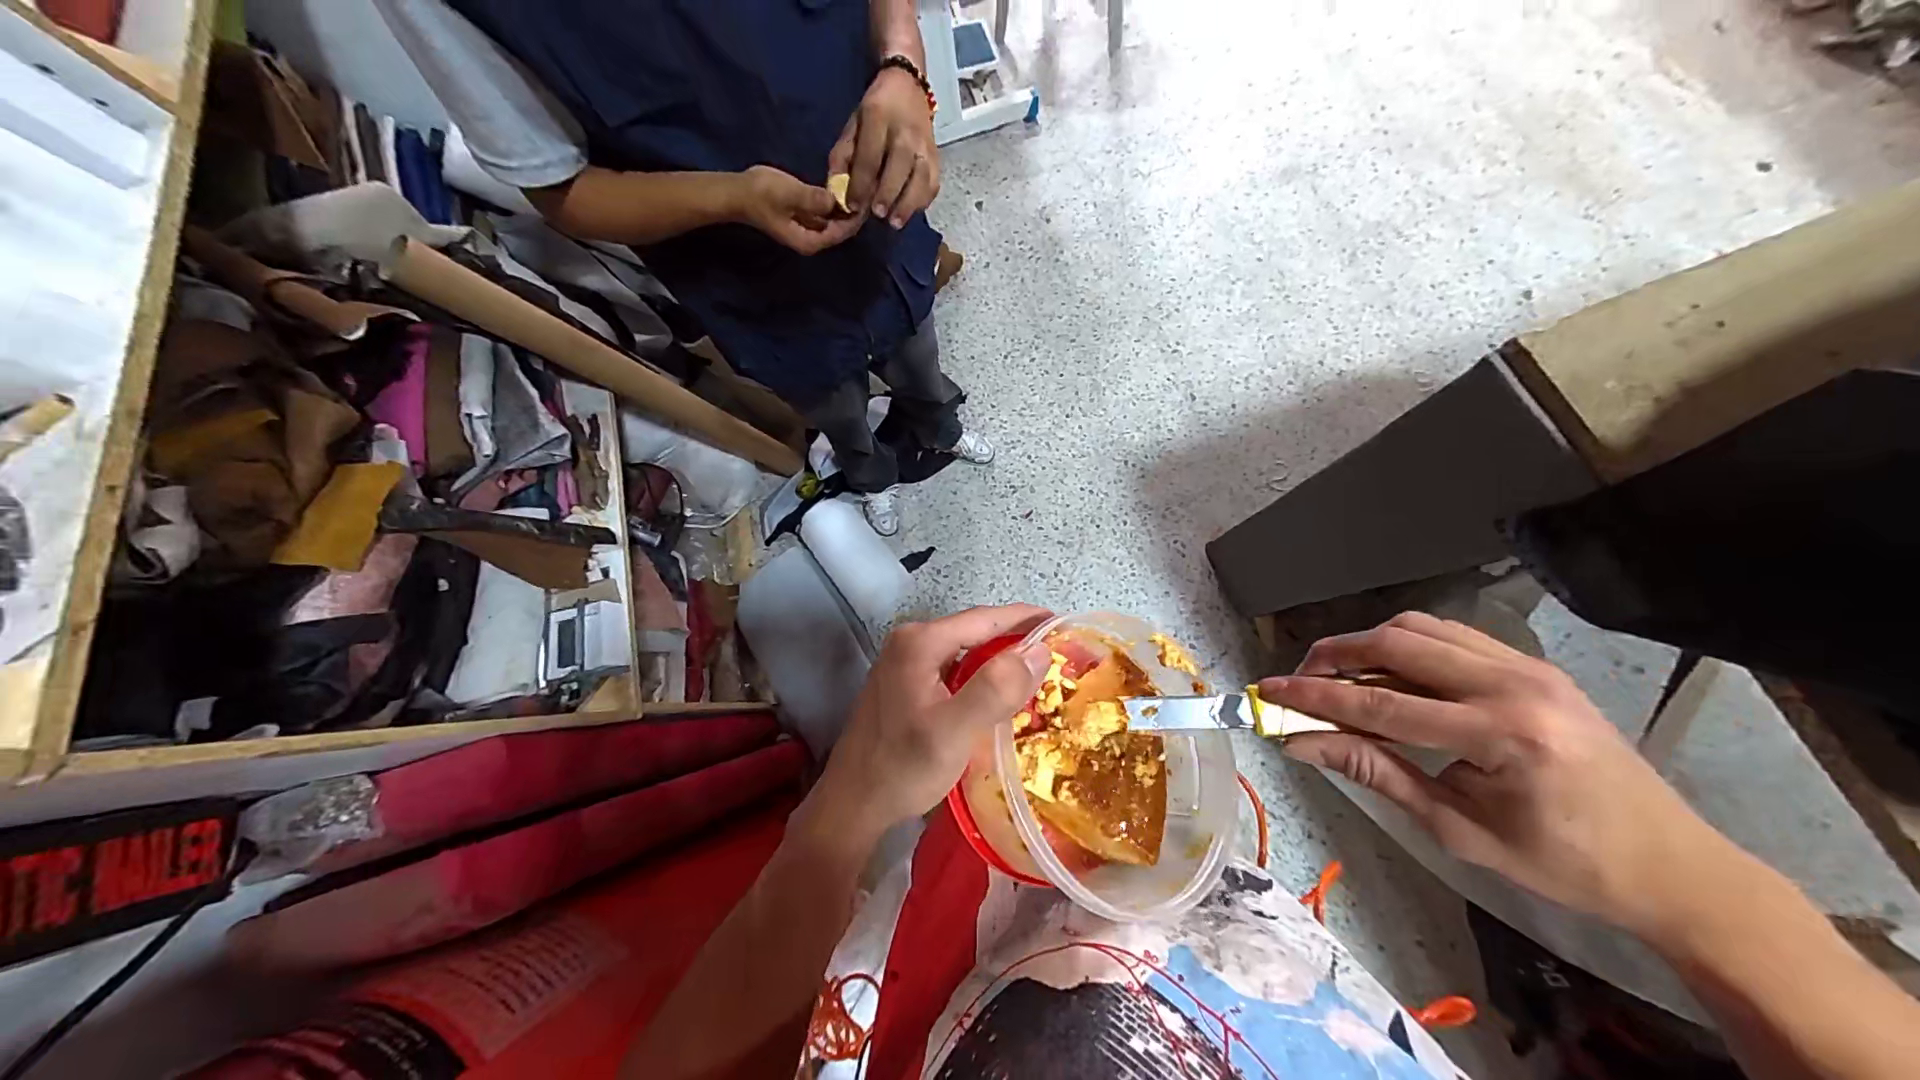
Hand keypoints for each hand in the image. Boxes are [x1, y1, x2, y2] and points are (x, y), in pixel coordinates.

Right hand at [730, 165, 861, 254]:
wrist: (737, 193)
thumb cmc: (761, 195)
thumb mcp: (790, 194)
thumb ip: (816, 199)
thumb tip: (837, 200)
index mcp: (811, 241)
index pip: (842, 232)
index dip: (856, 216)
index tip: (869, 197)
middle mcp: (813, 240)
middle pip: (841, 228)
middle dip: (854, 211)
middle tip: (870, 190)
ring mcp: (809, 229)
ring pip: (835, 220)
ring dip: (846, 206)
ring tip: (861, 187)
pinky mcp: (804, 217)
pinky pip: (826, 212)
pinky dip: (835, 202)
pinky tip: (844, 186)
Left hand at [804, 605, 1051, 844]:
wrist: (853, 804)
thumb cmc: (902, 768)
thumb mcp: (953, 731)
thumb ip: (995, 689)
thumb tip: (1038, 651)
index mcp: (920, 642)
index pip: (985, 618)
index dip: (1026, 619)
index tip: (1063, 625)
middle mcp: (910, 641)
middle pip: (975, 631)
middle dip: (1016, 639)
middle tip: (1058, 656)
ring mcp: (905, 662)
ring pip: (965, 650)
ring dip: (999, 659)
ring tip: (1037, 674)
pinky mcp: (905, 683)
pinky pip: (954, 668)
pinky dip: (981, 675)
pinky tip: (1000, 695)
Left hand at [827, 67, 939, 228]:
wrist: (907, 87)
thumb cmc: (875, 110)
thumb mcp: (853, 125)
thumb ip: (843, 157)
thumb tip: (836, 192)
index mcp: (879, 117)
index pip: (870, 156)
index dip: (861, 184)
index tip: (853, 207)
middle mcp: (905, 131)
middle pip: (899, 166)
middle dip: (887, 193)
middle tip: (877, 215)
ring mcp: (925, 144)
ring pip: (921, 177)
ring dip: (908, 203)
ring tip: (895, 222)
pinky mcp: (936, 156)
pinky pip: (933, 183)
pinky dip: (922, 200)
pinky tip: (910, 211)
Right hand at [1262, 612, 1731, 934]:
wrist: (1672, 865)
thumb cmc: (1563, 863)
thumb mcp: (1457, 828)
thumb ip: (1375, 773)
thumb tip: (1302, 745)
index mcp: (1501, 736)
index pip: (1380, 705)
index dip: (1314, 699)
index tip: (1268, 693)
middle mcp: (1514, 685)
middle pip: (1395, 645)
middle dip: (1333, 656)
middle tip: (1298, 680)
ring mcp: (1528, 667)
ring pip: (1419, 628)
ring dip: (1366, 645)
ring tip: (1336, 675)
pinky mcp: (1532, 665)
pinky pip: (1450, 635)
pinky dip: (1404, 645)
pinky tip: (1388, 674)